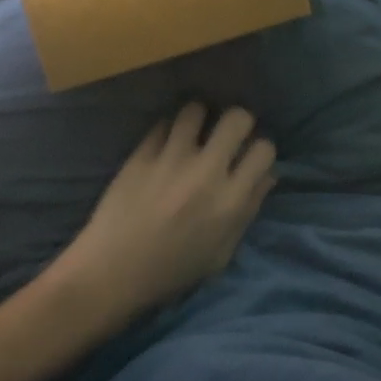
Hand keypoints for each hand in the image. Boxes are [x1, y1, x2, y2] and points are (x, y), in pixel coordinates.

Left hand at [61, 104, 275, 316]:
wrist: (113, 270)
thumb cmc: (172, 270)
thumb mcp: (221, 253)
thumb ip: (247, 211)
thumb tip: (266, 176)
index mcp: (231, 200)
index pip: (264, 150)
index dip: (260, 149)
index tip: (249, 156)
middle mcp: (206, 172)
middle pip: (237, 119)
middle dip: (238, 121)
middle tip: (227, 133)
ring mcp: (171, 158)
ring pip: (196, 110)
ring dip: (199, 118)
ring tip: (193, 131)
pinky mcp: (142, 153)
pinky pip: (162, 124)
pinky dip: (168, 131)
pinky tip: (165, 144)